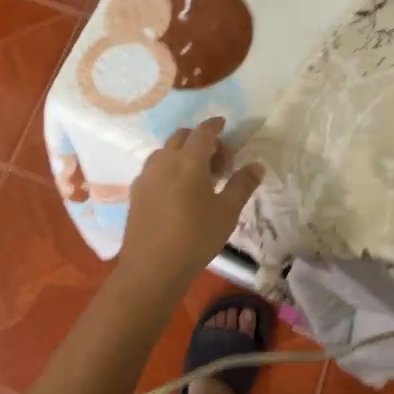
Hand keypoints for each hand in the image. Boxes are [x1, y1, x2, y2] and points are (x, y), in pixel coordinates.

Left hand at [118, 116, 263, 290]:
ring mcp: (146, 175)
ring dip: (182, 153)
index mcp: (189, 160)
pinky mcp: (135, 192)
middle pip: (182, 136)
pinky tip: (176, 191)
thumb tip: (257, 166)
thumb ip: (242, 185)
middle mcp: (164, 160)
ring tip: (197, 177)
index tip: (223, 124)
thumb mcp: (227, 212)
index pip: (203, 132)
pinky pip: (154, 168)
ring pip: (165, 151)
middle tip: (217, 161)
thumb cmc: (195, 238)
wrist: (151, 269)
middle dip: (200, 140)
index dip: (214, 125)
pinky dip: (168, 168)